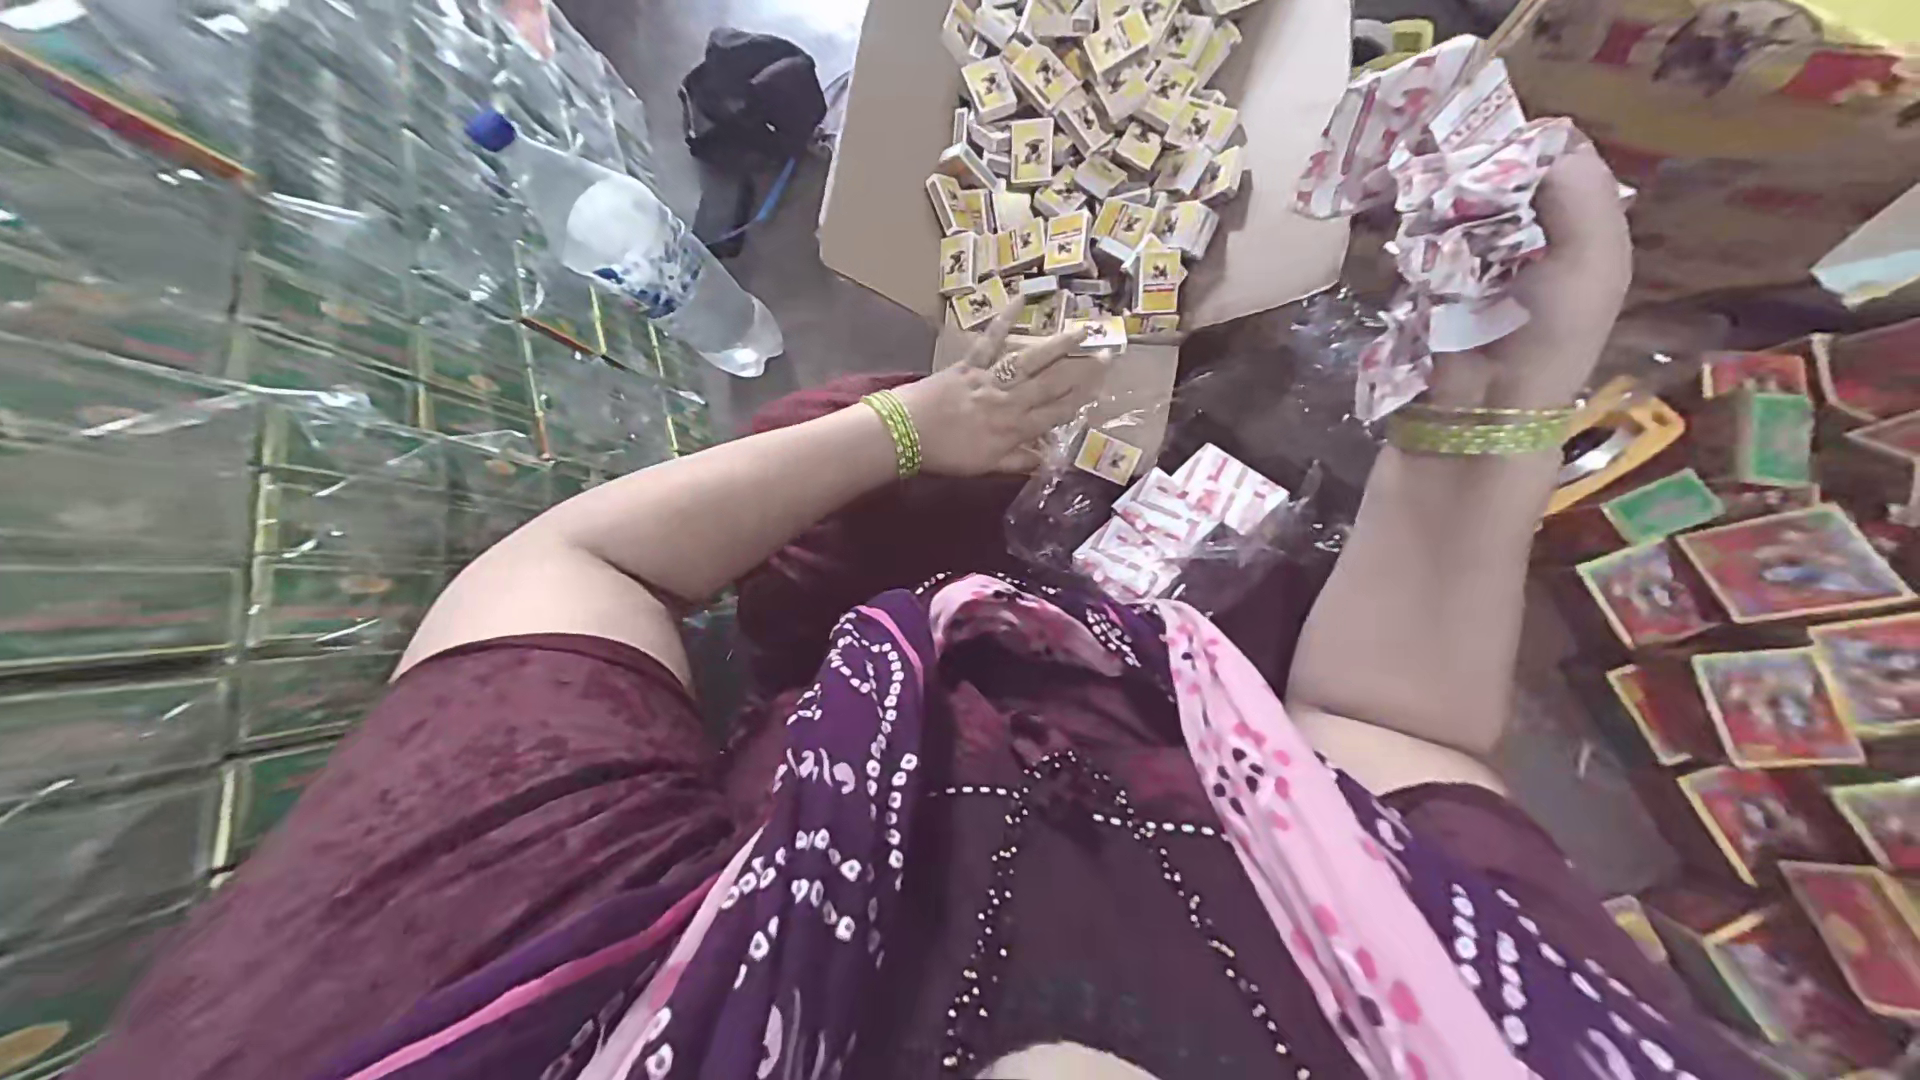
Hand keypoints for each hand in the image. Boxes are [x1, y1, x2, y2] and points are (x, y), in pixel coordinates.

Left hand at [891, 301, 1103, 475]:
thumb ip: (1018, 461)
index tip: (1102, 388)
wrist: (905, 434)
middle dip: (1083, 370)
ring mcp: (990, 380)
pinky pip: (990, 340)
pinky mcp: (969, 364)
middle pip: (1052, 384)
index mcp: (1013, 429)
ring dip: (1058, 345)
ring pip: (1030, 361)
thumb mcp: (985, 466)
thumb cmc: (945, 454)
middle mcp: (1008, 402)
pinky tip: (1021, 299)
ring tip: (1083, 329)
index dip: (1081, 401)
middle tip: (1109, 354)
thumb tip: (1049, 460)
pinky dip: (1004, 319)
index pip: (1055, 414)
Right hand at [1428, 139, 1632, 409]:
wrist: (1479, 410)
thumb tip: (1532, 139)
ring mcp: (1464, 271)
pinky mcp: (1420, 296)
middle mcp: (1519, 243)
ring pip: (1446, 217)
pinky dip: (1410, 247)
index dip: (1517, 147)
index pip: (1546, 163)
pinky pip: (1415, 254)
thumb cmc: (1547, 337)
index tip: (1484, 146)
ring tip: (1425, 219)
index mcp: (1572, 229)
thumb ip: (1580, 194)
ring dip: (1433, 215)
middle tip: (1445, 181)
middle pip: (1490, 185)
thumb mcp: (1592, 259)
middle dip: (1467, 180)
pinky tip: (1408, 250)